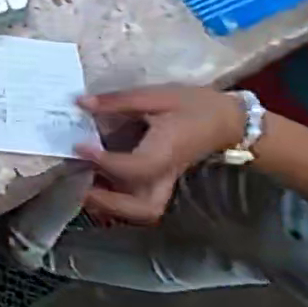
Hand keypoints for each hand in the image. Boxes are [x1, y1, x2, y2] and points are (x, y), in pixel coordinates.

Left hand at [75, 85, 243, 223]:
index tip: (79, 146)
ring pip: (143, 210)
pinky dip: (116, 200)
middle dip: (111, 204)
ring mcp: (166, 182)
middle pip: (145, 208)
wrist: (228, 120)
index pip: (136, 168)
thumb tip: (80, 102)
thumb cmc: (193, 106)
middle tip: (80, 186)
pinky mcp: (162, 182)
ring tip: (82, 188)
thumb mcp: (155, 96)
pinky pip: (140, 201)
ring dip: (112, 207)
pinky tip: (94, 183)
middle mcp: (166, 174)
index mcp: (167, 151)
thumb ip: (117, 101)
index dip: (105, 161)